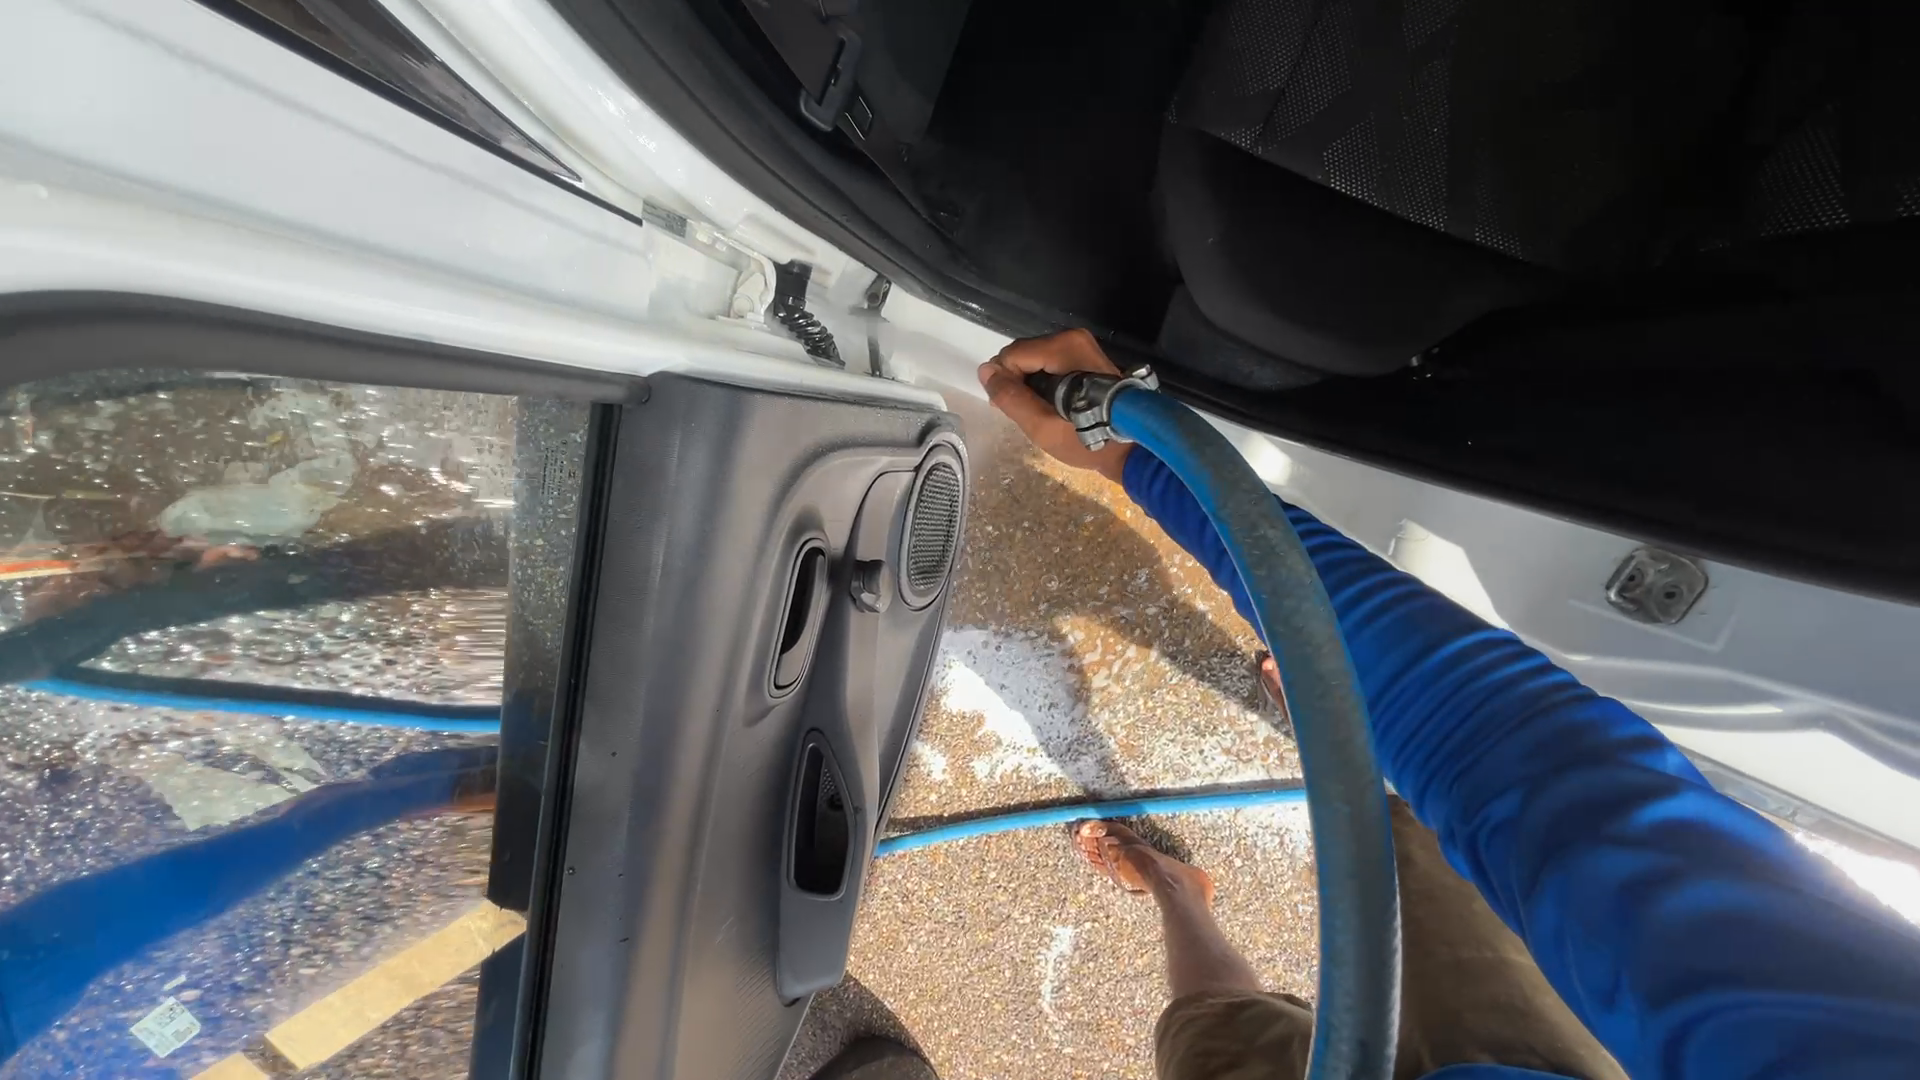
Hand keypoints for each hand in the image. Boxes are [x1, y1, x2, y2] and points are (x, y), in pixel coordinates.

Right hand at [977, 329, 1132, 483]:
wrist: (1129, 449)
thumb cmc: (1085, 440)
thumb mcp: (1042, 425)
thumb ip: (1011, 397)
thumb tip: (985, 371)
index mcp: (1063, 348)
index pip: (1011, 356)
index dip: (1005, 384)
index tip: (1014, 410)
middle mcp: (1072, 338)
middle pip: (1023, 356)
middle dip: (1017, 383)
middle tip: (1028, 415)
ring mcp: (1081, 346)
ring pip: (1034, 361)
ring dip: (1029, 386)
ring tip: (1041, 413)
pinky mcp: (1085, 358)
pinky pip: (1049, 365)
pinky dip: (1043, 385)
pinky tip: (1052, 406)